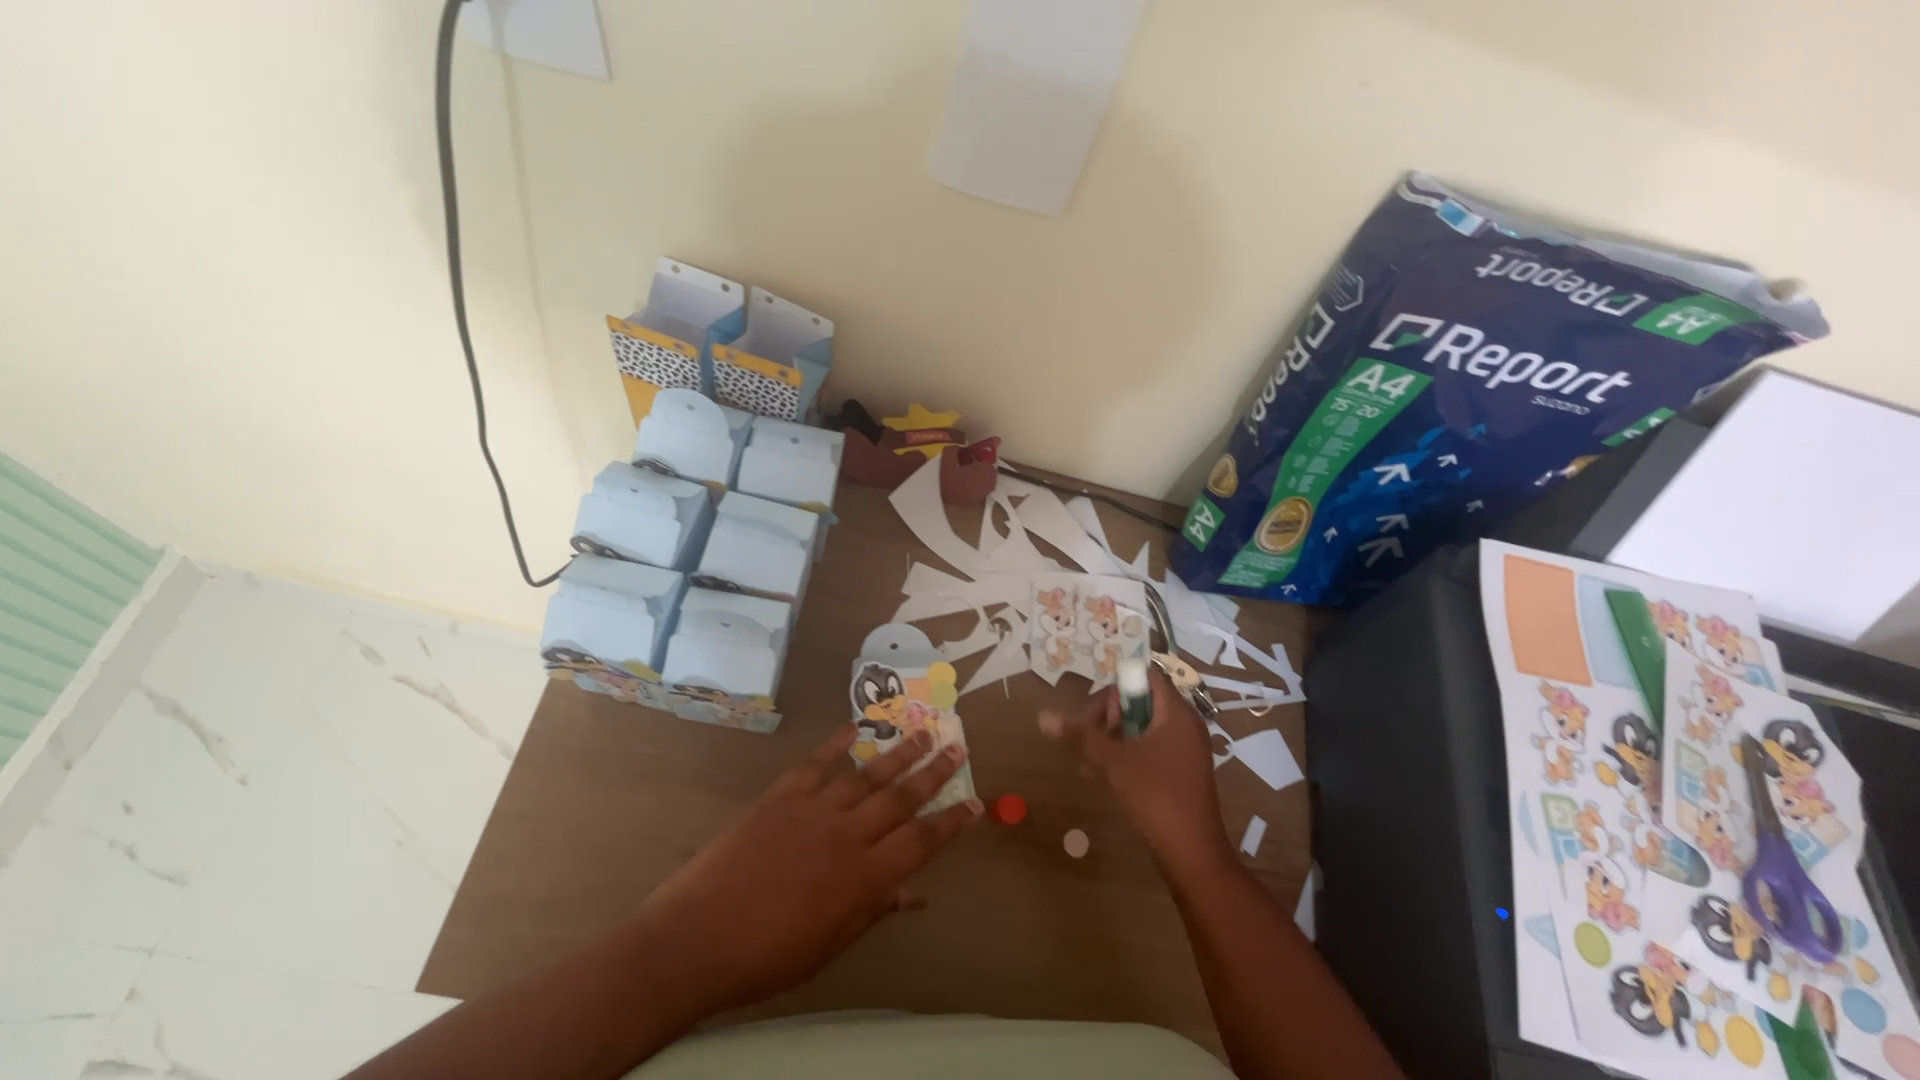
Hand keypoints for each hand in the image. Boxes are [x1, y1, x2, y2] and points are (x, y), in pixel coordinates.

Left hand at [630, 726, 981, 1015]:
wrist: (698, 938)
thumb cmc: (769, 955)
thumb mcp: (831, 943)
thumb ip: (874, 910)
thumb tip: (914, 895)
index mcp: (864, 877)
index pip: (921, 841)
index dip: (951, 821)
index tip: (976, 803)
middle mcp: (846, 835)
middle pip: (899, 798)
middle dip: (931, 773)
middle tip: (955, 748)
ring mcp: (811, 811)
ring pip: (863, 775)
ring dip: (895, 753)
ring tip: (920, 732)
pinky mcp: (778, 799)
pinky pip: (813, 765)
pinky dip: (834, 745)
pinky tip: (852, 729)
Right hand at [1041, 668, 1232, 873]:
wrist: (1193, 852)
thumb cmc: (1156, 796)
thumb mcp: (1113, 762)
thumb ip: (1081, 736)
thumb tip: (1044, 717)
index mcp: (1177, 713)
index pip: (1147, 676)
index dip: (1117, 685)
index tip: (1094, 710)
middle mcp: (1186, 724)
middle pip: (1143, 700)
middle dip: (1111, 715)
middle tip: (1090, 738)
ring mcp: (1187, 749)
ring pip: (1144, 727)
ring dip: (1114, 738)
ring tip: (1090, 761)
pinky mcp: (1183, 771)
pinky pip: (1152, 748)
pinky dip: (1129, 754)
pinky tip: (1106, 775)